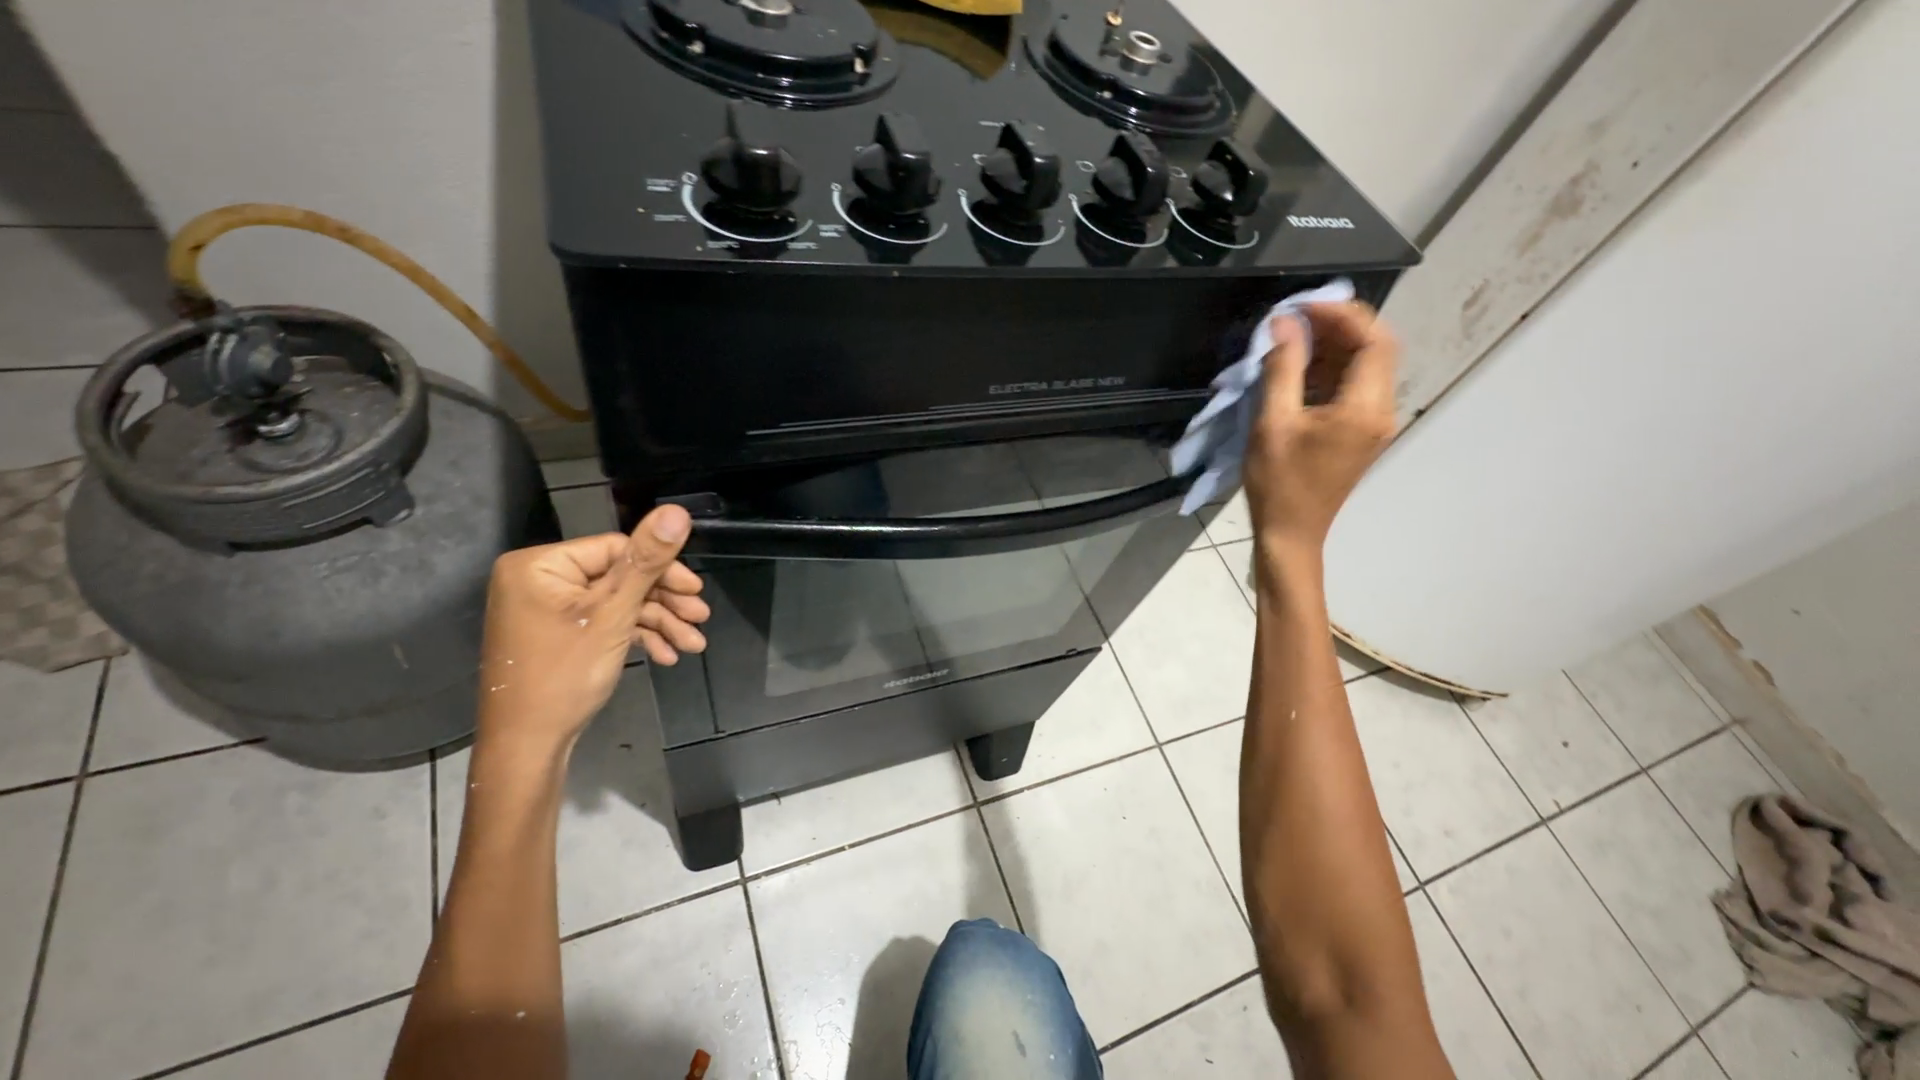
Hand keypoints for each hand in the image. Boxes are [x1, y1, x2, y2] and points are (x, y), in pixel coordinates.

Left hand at [475, 504, 709, 751]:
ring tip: (692, 645)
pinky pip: (602, 624)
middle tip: (700, 619)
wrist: (526, 746)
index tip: (697, 592)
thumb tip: (676, 511)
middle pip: (618, 577)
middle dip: (663, 602)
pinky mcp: (556, 635)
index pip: (615, 549)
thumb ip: (646, 561)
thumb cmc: (563, 675)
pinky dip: (634, 636)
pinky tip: (665, 655)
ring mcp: (546, 610)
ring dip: (657, 623)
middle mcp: (539, 580)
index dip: (661, 569)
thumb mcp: (612, 614)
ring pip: (615, 604)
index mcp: (540, 565)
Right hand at [1243, 301, 1399, 560]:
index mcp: (1365, 408)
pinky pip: (1352, 385)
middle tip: (1295, 316)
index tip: (1302, 307)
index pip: (1373, 340)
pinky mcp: (1359, 431)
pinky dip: (1328, 367)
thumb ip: (1282, 367)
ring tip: (1290, 337)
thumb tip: (1285, 322)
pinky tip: (1296, 365)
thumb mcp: (1273, 422)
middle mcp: (1380, 411)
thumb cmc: (1279, 483)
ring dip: (1332, 345)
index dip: (1342, 314)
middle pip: (1374, 348)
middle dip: (1337, 325)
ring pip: (1364, 365)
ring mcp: (1372, 422)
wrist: (1290, 534)